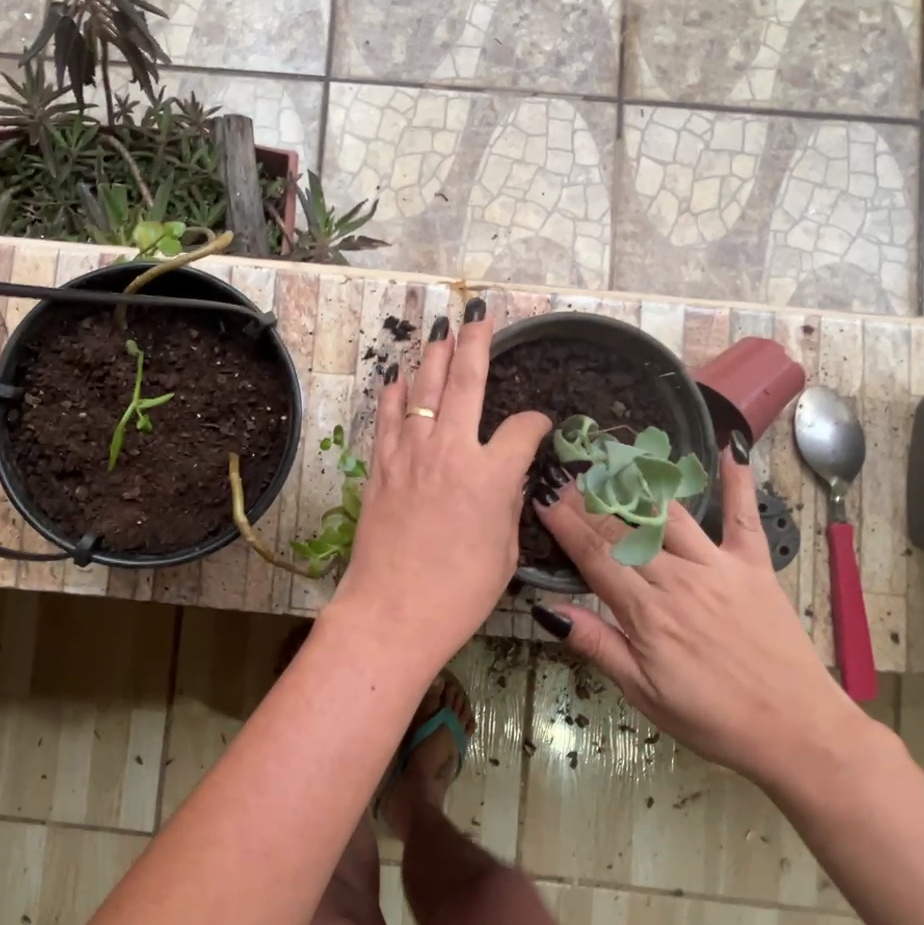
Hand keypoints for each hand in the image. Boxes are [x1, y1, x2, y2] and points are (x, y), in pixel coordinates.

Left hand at [321, 306, 551, 669]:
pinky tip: (397, 375)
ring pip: (423, 391)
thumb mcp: (504, 551)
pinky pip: (387, 418)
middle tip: (478, 314)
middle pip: (466, 382)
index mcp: (492, 475)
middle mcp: (451, 451)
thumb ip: (507, 505)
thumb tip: (507, 481)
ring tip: (441, 330)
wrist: (392, 610)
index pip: (522, 429)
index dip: (537, 423)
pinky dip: (392, 393)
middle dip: (475, 343)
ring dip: (434, 357)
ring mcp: (411, 454)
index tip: (541, 426)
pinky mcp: (382, 466)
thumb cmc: (458, 592)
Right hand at [531, 444, 877, 790]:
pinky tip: (728, 448)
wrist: (799, 732)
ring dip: (636, 486)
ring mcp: (720, 568)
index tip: (541, 494)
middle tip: (562, 471)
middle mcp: (679, 579)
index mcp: (647, 613)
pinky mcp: (756, 567)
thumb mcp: (643, 693)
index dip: (564, 523)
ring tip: (611, 459)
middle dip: (587, 500)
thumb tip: (547, 609)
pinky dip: (737, 482)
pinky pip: (744, 518)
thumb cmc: (712, 719)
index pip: (594, 556)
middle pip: (623, 530)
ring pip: (668, 516)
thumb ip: (598, 644)